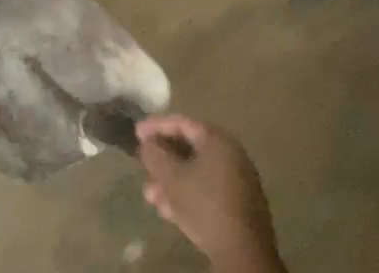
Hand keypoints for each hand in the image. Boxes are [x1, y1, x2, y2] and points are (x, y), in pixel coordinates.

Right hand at [137, 115, 282, 272]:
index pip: (182, 123)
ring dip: (170, 181)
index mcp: (218, 141)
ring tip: (151, 197)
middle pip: (188, 148)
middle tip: (143, 166)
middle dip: (162, 160)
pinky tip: (168, 210)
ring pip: (195, 172)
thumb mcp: (170, 176)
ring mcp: (238, 181)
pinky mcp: (239, 205)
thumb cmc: (204, 205)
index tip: (135, 134)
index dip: (154, 125)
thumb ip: (154, 153)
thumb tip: (148, 143)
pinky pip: (206, 189)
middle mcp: (232, 156)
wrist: (243, 254)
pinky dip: (187, 193)